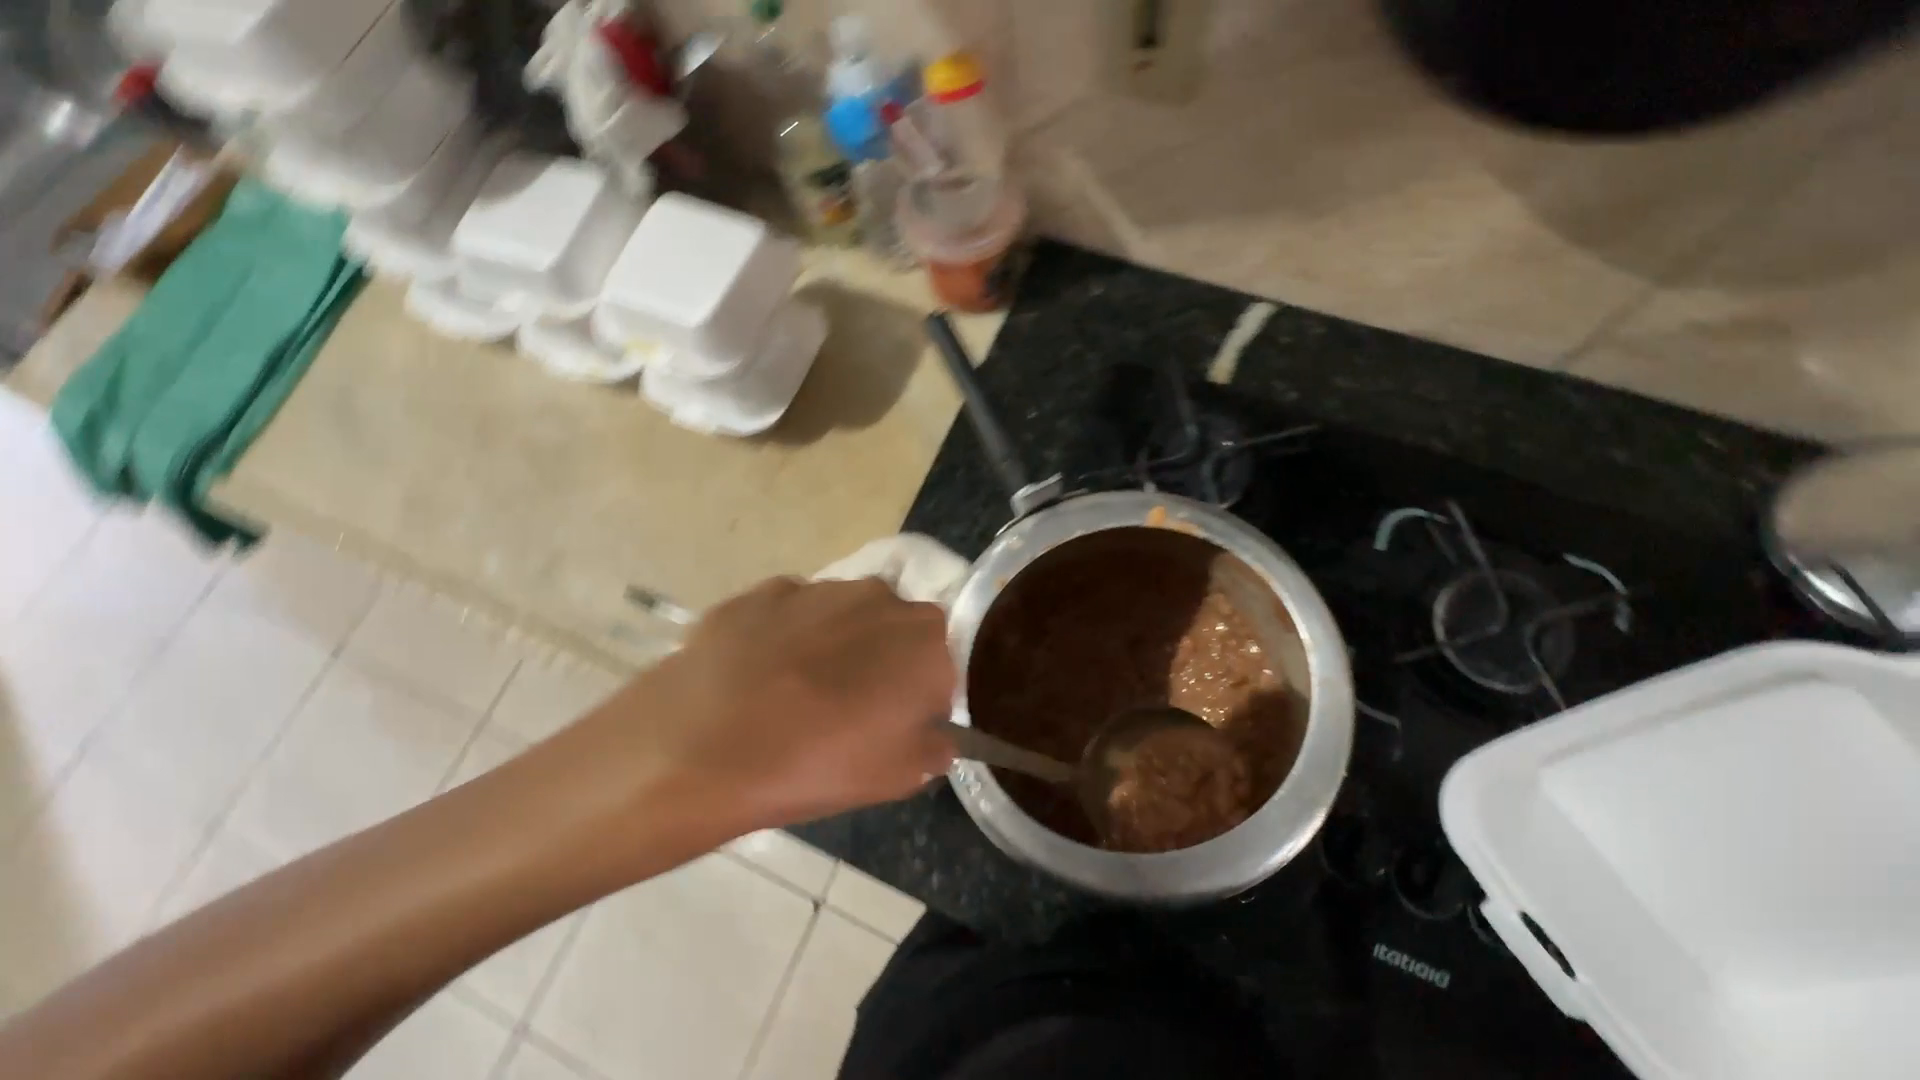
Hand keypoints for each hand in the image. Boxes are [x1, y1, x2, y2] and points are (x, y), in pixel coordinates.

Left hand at [581, 577, 957, 833]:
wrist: (703, 743)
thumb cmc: (817, 764)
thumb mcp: (898, 777)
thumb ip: (935, 746)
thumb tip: (938, 733)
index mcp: (926, 641)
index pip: (943, 661)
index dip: (922, 693)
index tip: (899, 723)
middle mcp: (880, 598)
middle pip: (894, 628)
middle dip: (881, 660)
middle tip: (850, 708)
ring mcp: (817, 588)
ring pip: (842, 615)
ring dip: (834, 644)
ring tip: (796, 693)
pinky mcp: (762, 590)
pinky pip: (790, 613)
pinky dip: (784, 637)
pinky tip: (758, 675)